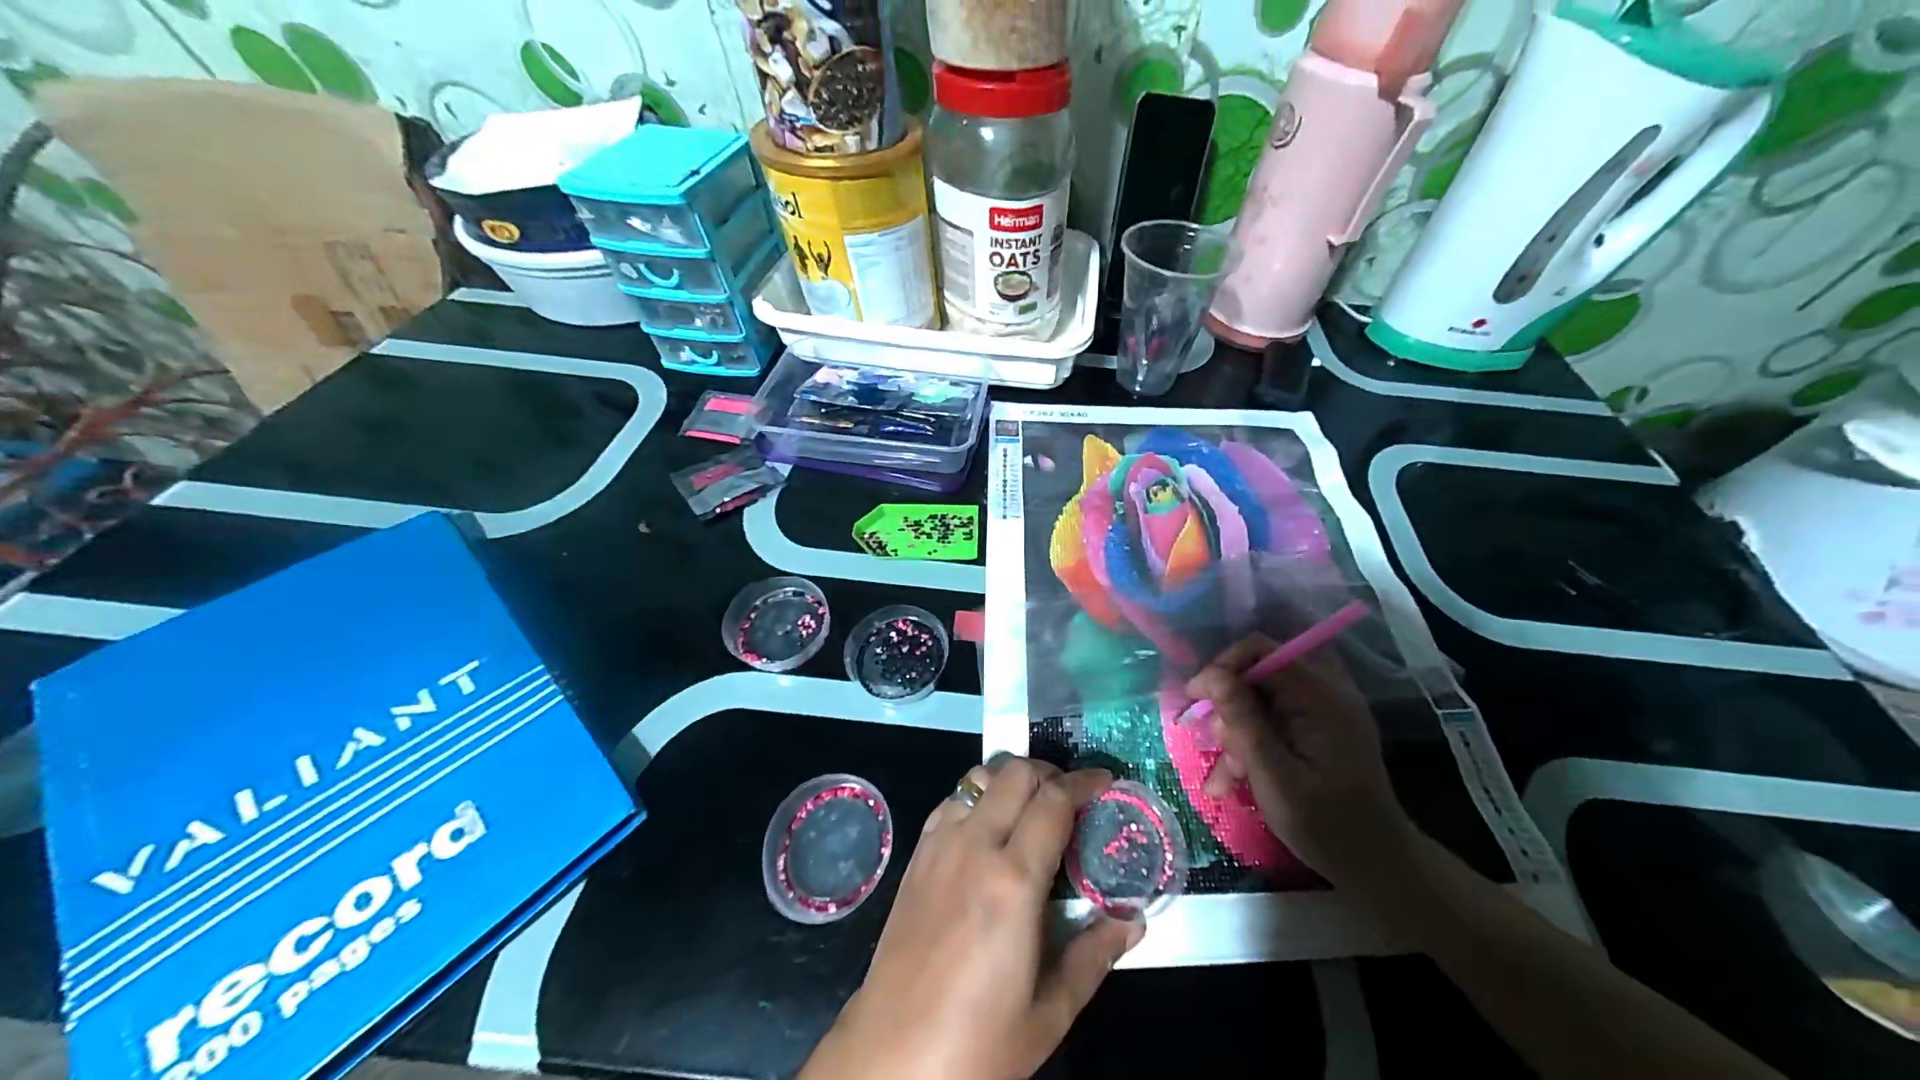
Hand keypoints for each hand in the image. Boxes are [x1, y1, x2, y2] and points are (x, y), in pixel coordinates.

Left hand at [799, 758, 1143, 1079]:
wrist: (892, 1054)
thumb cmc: (980, 1040)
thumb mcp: (1052, 1009)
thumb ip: (1095, 953)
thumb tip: (1134, 919)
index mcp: (1012, 880)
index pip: (1053, 801)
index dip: (1084, 782)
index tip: (1105, 780)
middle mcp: (973, 847)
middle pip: (1013, 774)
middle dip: (1049, 772)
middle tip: (1073, 795)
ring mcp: (938, 847)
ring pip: (977, 779)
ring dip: (1010, 780)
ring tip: (1033, 807)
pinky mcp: (915, 858)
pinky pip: (950, 803)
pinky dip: (977, 797)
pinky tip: (988, 828)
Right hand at [1185, 636, 1418, 895]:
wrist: (1379, 867)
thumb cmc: (1326, 825)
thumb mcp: (1273, 775)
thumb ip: (1243, 721)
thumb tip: (1211, 675)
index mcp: (1319, 697)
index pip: (1260, 651)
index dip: (1222, 668)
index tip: (1196, 700)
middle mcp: (1325, 694)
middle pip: (1257, 677)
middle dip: (1228, 711)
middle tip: (1216, 747)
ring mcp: (1323, 713)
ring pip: (1259, 703)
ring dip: (1235, 735)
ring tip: (1224, 779)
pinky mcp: (1318, 731)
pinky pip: (1273, 722)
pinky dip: (1251, 746)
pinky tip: (1233, 781)